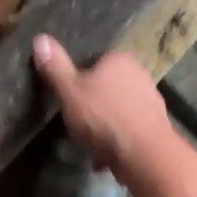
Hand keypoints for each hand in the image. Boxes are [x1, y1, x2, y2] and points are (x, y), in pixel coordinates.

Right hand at [33, 33, 177, 182]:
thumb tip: (40, 38)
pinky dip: (117, 141)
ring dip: (105, 126)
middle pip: (107, 88)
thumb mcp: (70, 91)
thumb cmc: (103, 117)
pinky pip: (128, 130)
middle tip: (77, 125)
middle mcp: (139, 74)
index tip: (68, 100)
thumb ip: (55, 67)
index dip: (78, 81)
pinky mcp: (155, 125)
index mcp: (119, 60)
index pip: (93, 63)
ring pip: (118, 111)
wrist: (143, 153)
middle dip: (93, 106)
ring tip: (91, 145)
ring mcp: (151, 100)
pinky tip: (106, 157)